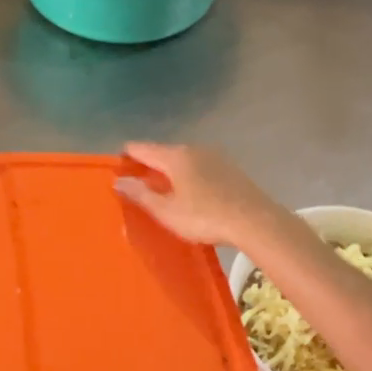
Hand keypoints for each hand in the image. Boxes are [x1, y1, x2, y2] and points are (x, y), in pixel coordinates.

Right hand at [114, 143, 287, 246]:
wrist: (254, 221)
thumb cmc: (204, 216)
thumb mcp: (167, 211)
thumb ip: (141, 194)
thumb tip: (119, 180)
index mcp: (175, 157)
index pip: (143, 149)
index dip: (127, 156)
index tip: (116, 167)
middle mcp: (195, 150)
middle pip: (164, 153)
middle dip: (150, 165)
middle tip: (137, 183)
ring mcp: (216, 158)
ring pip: (184, 160)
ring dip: (171, 172)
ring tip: (162, 190)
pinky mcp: (231, 170)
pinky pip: (200, 168)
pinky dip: (189, 177)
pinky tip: (190, 193)